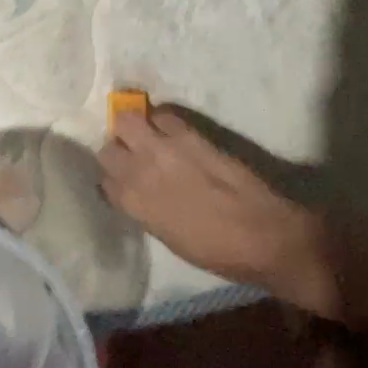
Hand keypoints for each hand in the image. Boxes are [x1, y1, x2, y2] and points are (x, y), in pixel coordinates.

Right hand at [98, 111, 337, 316]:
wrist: (263, 235)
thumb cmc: (217, 251)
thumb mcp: (167, 237)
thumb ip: (144, 209)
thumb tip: (135, 194)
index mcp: (133, 203)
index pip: (104, 180)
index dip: (113, 181)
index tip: (122, 183)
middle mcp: (139, 170)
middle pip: (107, 147)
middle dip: (116, 151)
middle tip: (131, 157)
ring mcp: (162, 147)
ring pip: (126, 119)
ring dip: (132, 127)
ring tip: (145, 136)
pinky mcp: (188, 133)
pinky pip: (162, 115)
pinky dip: (161, 121)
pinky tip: (170, 132)